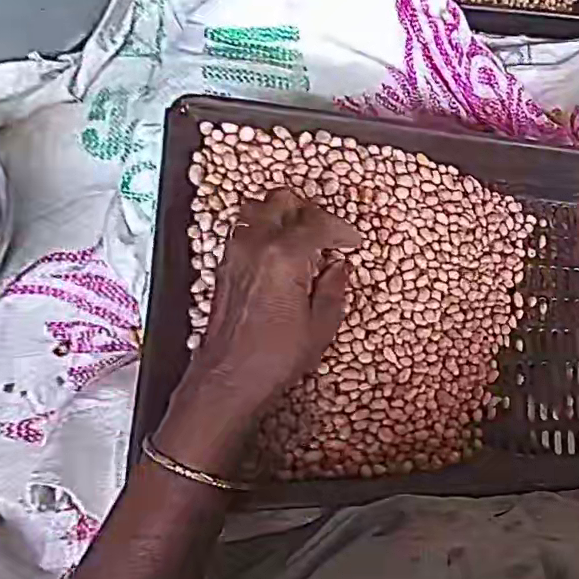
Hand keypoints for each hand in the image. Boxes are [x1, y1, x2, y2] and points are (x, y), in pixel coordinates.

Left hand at [188, 187, 362, 407]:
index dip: (341, 230)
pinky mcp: (224, 265)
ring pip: (259, 209)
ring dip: (285, 216)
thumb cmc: (276, 356)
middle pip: (283, 202)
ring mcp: (234, 252)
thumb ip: (334, 288)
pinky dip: (267, 230)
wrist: (229, 376)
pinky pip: (246, 229)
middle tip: (331, 234)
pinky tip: (284, 254)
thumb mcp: (321, 325)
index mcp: (284, 256)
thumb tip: (339, 268)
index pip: (317, 223)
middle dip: (311, 212)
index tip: (354, 243)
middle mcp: (255, 245)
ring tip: (307, 239)